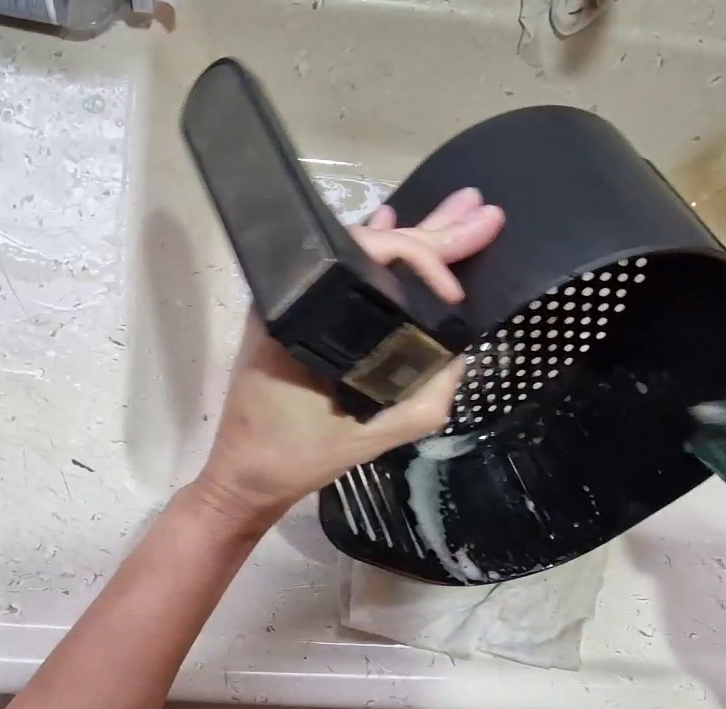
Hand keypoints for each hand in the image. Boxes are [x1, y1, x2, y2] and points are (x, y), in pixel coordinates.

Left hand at [190, 188, 505, 529]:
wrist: (242, 478)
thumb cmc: (293, 460)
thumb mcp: (366, 440)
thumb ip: (421, 405)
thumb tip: (461, 361)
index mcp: (303, 314)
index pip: (371, 258)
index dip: (422, 260)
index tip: (455, 294)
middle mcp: (292, 296)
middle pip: (370, 251)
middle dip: (433, 235)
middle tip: (482, 214)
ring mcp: (291, 305)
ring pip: (360, 261)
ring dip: (412, 240)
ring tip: (461, 214)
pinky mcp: (295, 320)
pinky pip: (343, 279)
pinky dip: (377, 260)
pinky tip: (395, 225)